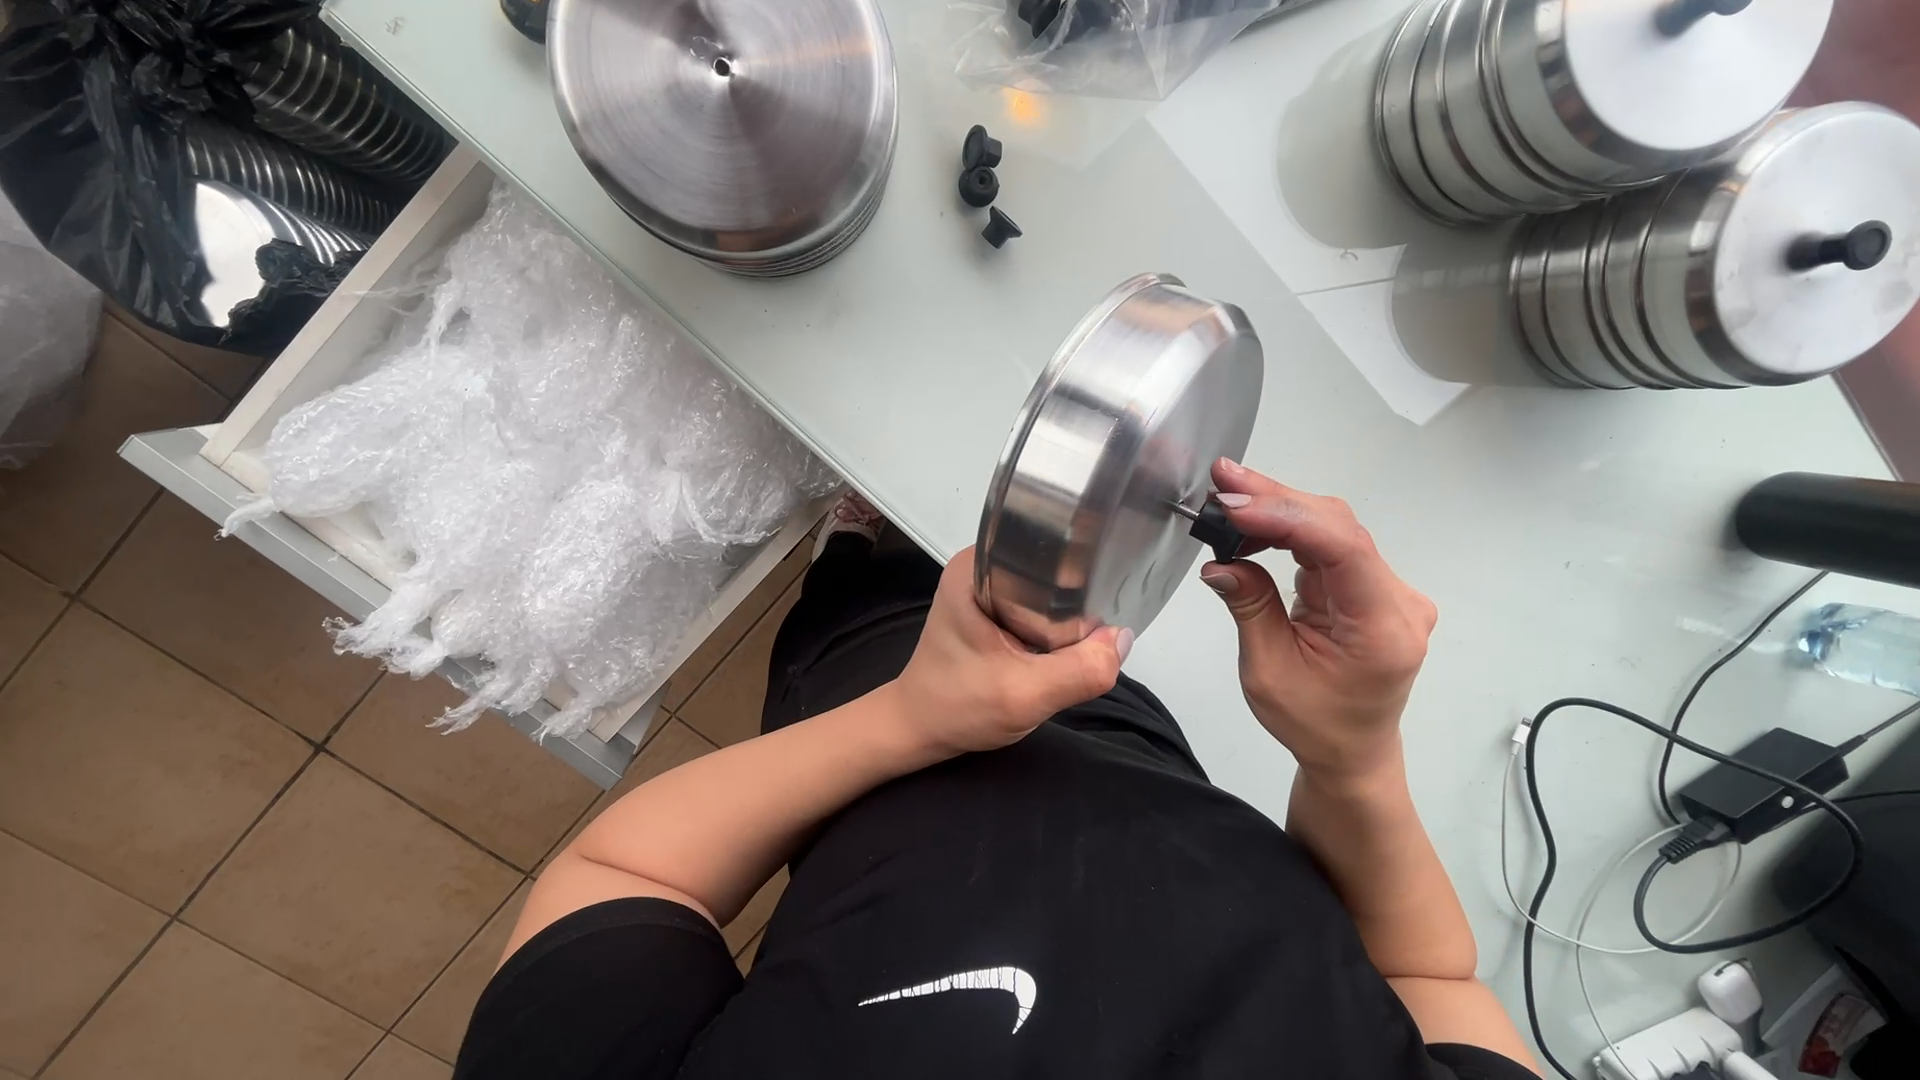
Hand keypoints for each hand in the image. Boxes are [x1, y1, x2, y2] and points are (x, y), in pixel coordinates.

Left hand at [890, 547, 1129, 754]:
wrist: (919, 731)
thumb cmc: (958, 708)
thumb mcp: (1024, 695)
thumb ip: (1079, 671)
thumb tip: (1123, 639)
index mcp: (975, 567)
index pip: (1044, 549)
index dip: (1081, 568)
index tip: (1111, 589)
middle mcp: (978, 569)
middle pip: (1049, 569)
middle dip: (1079, 594)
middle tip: (1107, 618)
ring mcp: (983, 591)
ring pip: (1046, 592)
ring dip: (1069, 613)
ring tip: (1093, 630)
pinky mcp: (991, 614)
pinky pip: (1037, 609)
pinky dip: (1055, 626)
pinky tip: (1070, 642)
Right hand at [1199, 460, 1436, 782]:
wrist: (1352, 751)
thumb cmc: (1312, 724)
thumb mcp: (1268, 673)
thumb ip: (1250, 608)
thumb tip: (1218, 562)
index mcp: (1382, 628)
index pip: (1343, 550)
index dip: (1288, 518)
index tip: (1234, 505)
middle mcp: (1396, 600)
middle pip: (1338, 529)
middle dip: (1277, 501)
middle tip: (1222, 482)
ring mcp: (1386, 590)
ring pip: (1332, 530)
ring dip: (1278, 509)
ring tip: (1227, 495)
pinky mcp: (1368, 587)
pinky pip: (1327, 545)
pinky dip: (1286, 530)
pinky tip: (1250, 521)